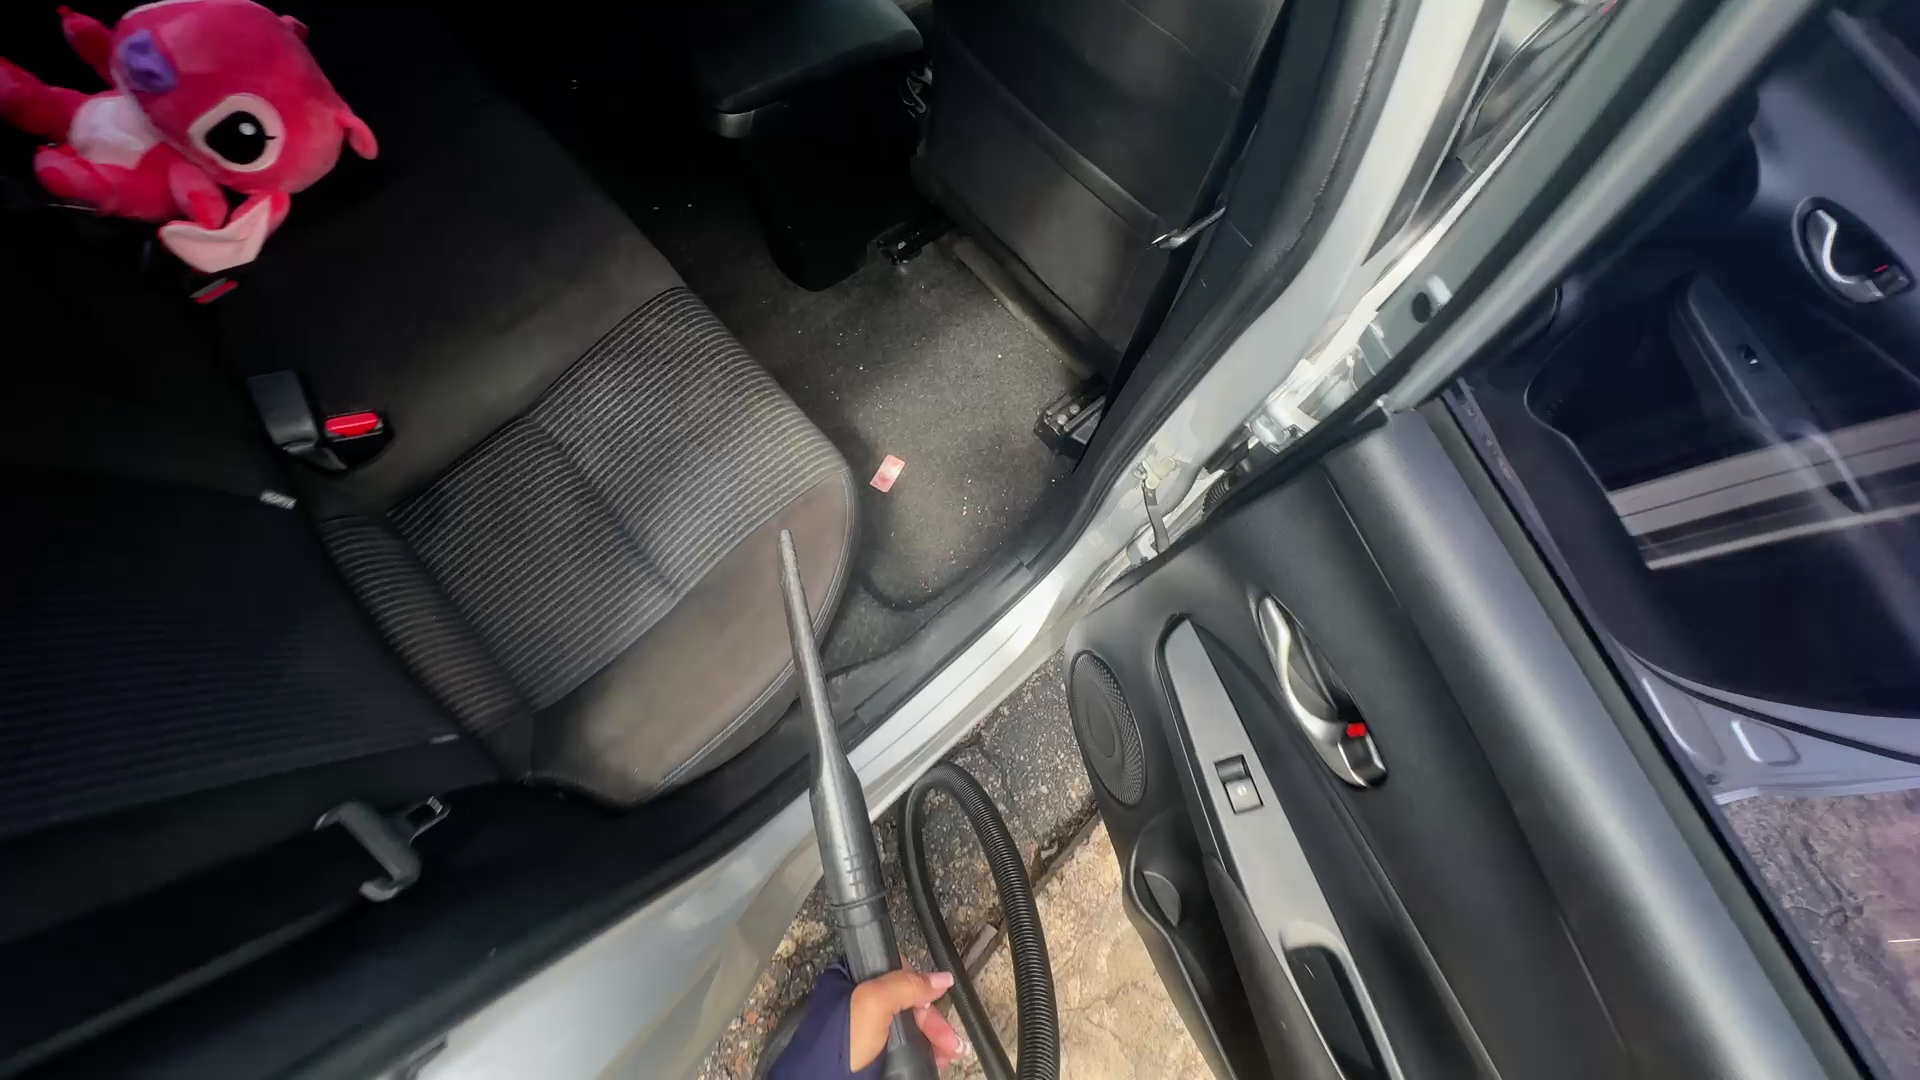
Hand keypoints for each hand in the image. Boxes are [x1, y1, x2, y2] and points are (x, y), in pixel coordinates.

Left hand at [847, 968, 967, 1070]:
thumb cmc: (839, 1045)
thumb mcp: (874, 1003)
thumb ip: (907, 984)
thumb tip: (940, 978)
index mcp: (854, 980)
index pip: (898, 972)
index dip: (920, 986)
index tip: (936, 1000)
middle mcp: (861, 1003)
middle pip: (908, 1003)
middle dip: (933, 1021)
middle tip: (949, 1040)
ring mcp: (867, 1032)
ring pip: (909, 1027)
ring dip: (933, 1038)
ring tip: (947, 1054)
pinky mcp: (873, 1055)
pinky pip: (905, 1047)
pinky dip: (923, 1052)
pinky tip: (935, 1059)